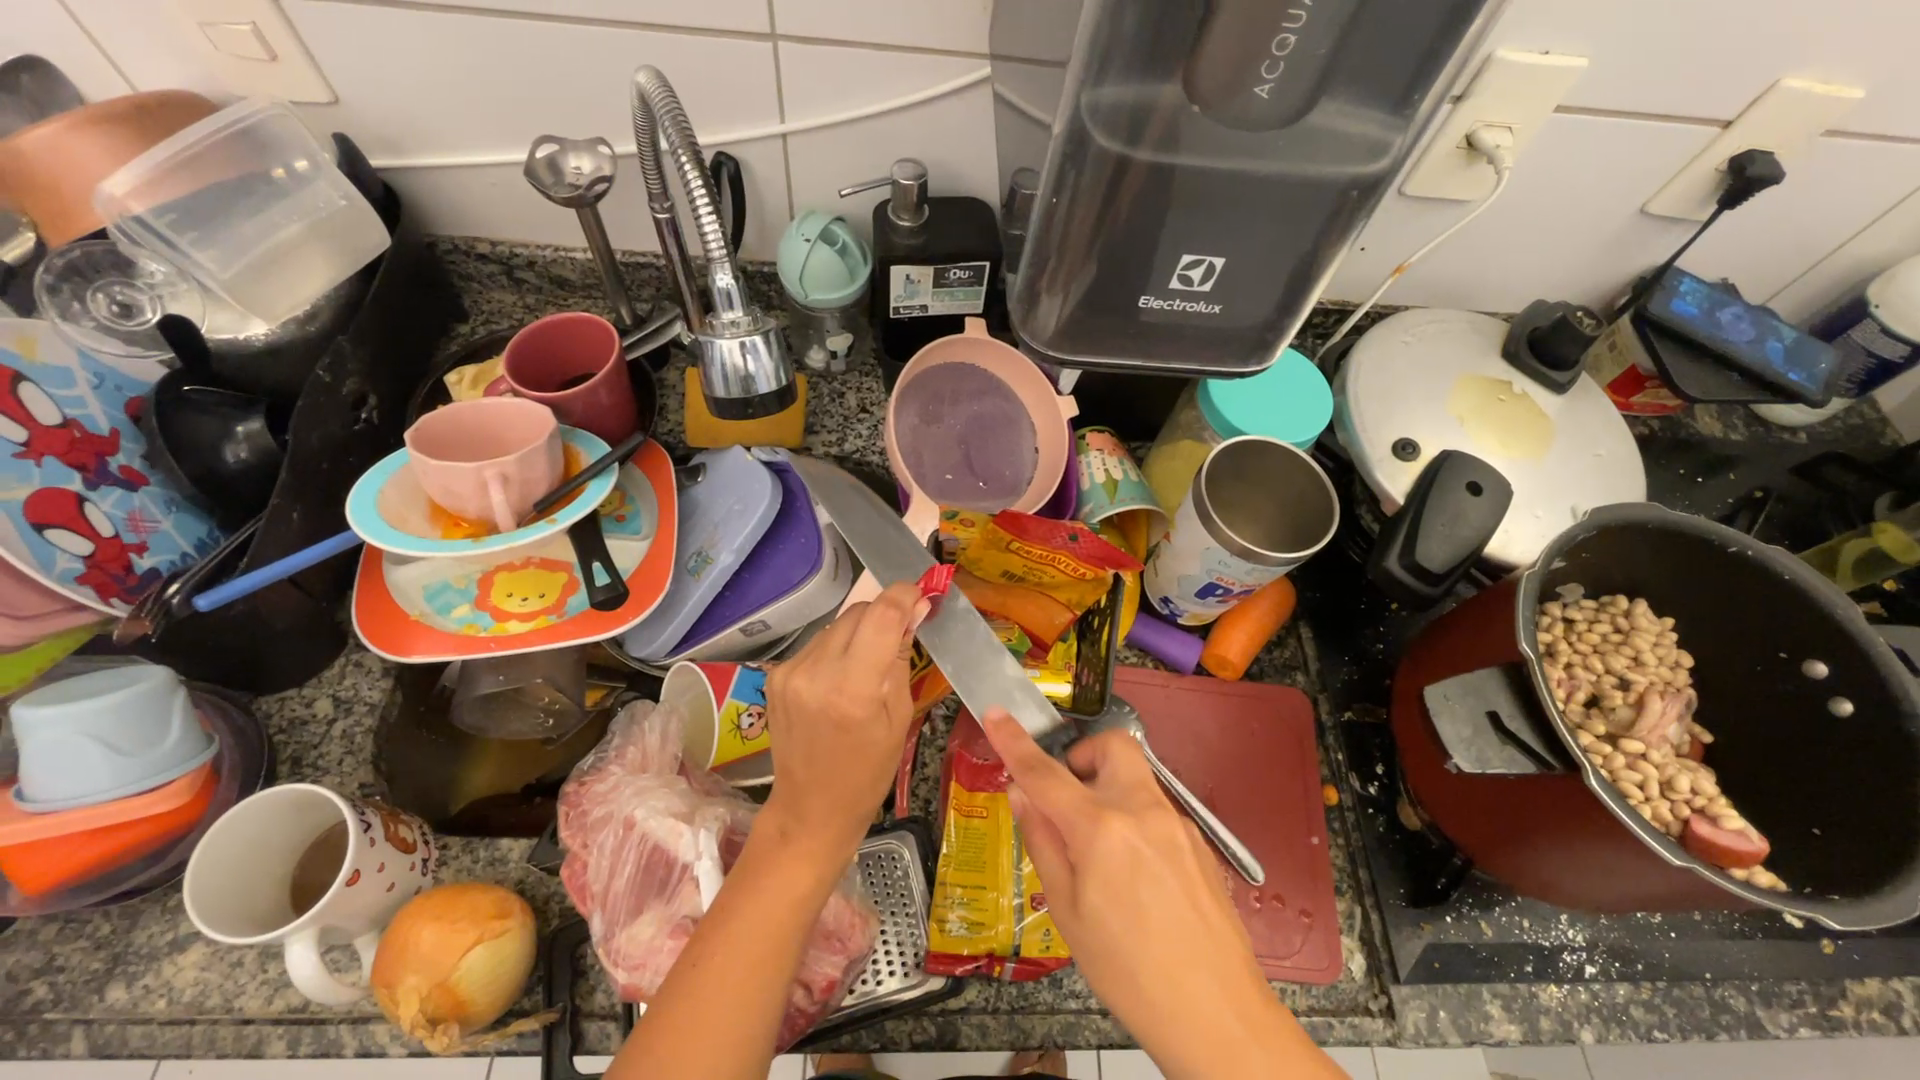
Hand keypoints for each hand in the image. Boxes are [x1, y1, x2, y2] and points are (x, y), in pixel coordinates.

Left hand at [763, 583, 925, 853]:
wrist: (810, 809)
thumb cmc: (867, 773)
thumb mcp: (899, 718)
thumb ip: (900, 658)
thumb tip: (914, 611)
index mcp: (853, 689)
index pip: (882, 614)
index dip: (906, 595)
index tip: (924, 592)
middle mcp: (816, 672)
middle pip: (859, 612)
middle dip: (885, 614)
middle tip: (905, 631)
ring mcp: (790, 671)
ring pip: (838, 625)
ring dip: (860, 632)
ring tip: (871, 664)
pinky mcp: (776, 675)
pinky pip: (818, 644)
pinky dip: (838, 650)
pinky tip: (843, 678)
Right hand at [980, 710, 1337, 1079]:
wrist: (1216, 1011)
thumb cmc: (1127, 970)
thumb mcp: (1067, 913)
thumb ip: (1043, 843)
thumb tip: (1023, 795)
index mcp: (1102, 829)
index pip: (1045, 772)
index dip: (1014, 741)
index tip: (996, 714)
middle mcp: (1143, 811)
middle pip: (1112, 748)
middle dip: (1082, 757)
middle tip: (1066, 799)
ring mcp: (1178, 824)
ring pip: (1135, 779)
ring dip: (1107, 790)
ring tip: (1095, 851)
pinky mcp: (1199, 843)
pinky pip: (1155, 812)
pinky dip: (1132, 821)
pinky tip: (1132, 879)